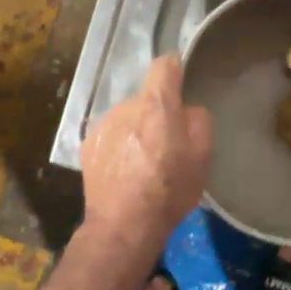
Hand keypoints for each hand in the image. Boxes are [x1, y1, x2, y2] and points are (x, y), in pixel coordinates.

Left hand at [79, 54, 212, 252]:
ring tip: (144, 161)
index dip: (175, 70)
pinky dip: (119, 146)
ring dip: (136, 129)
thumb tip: (187, 109)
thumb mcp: (202, 157)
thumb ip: (198, 121)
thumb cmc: (169, 189)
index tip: (181, 83)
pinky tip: (125, 171)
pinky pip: (110, 136)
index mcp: (156, 104)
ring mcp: (102, 125)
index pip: (164, 65)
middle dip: (156, 113)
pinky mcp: (88, 145)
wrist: (124, 224)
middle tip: (167, 142)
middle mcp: (125, 106)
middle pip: (145, 97)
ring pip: (126, 117)